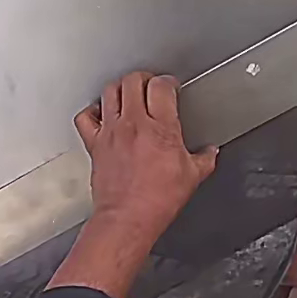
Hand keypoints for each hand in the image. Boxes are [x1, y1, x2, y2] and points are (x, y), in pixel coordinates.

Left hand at [73, 71, 218, 241]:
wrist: (128, 219)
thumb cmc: (157, 200)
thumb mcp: (192, 177)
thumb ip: (204, 159)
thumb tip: (210, 152)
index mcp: (161, 129)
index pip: (161, 86)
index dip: (168, 81)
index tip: (171, 86)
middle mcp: (134, 124)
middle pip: (133, 81)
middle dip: (144, 78)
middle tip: (150, 85)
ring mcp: (111, 132)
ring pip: (110, 91)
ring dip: (120, 88)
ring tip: (128, 93)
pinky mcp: (95, 143)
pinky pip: (85, 116)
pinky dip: (92, 111)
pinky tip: (101, 114)